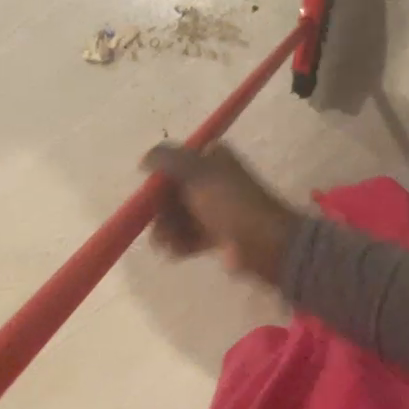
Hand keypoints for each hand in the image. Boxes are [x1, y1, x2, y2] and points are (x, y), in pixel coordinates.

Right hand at [142, 143, 302, 283]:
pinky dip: (180, 244)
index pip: (174, 163)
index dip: (159, 180)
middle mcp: (212, 178)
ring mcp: (215, 207)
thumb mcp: (196, 172)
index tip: (152, 197)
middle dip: (161, 211)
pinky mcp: (216, 233)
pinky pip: (188, 236)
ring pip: (177, 216)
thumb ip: (166, 160)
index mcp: (212, 156)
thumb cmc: (229, 202)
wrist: (263, 242)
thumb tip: (144, 159)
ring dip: (168, 230)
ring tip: (171, 242)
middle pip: (172, 192)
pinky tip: (179, 252)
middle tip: (162, 225)